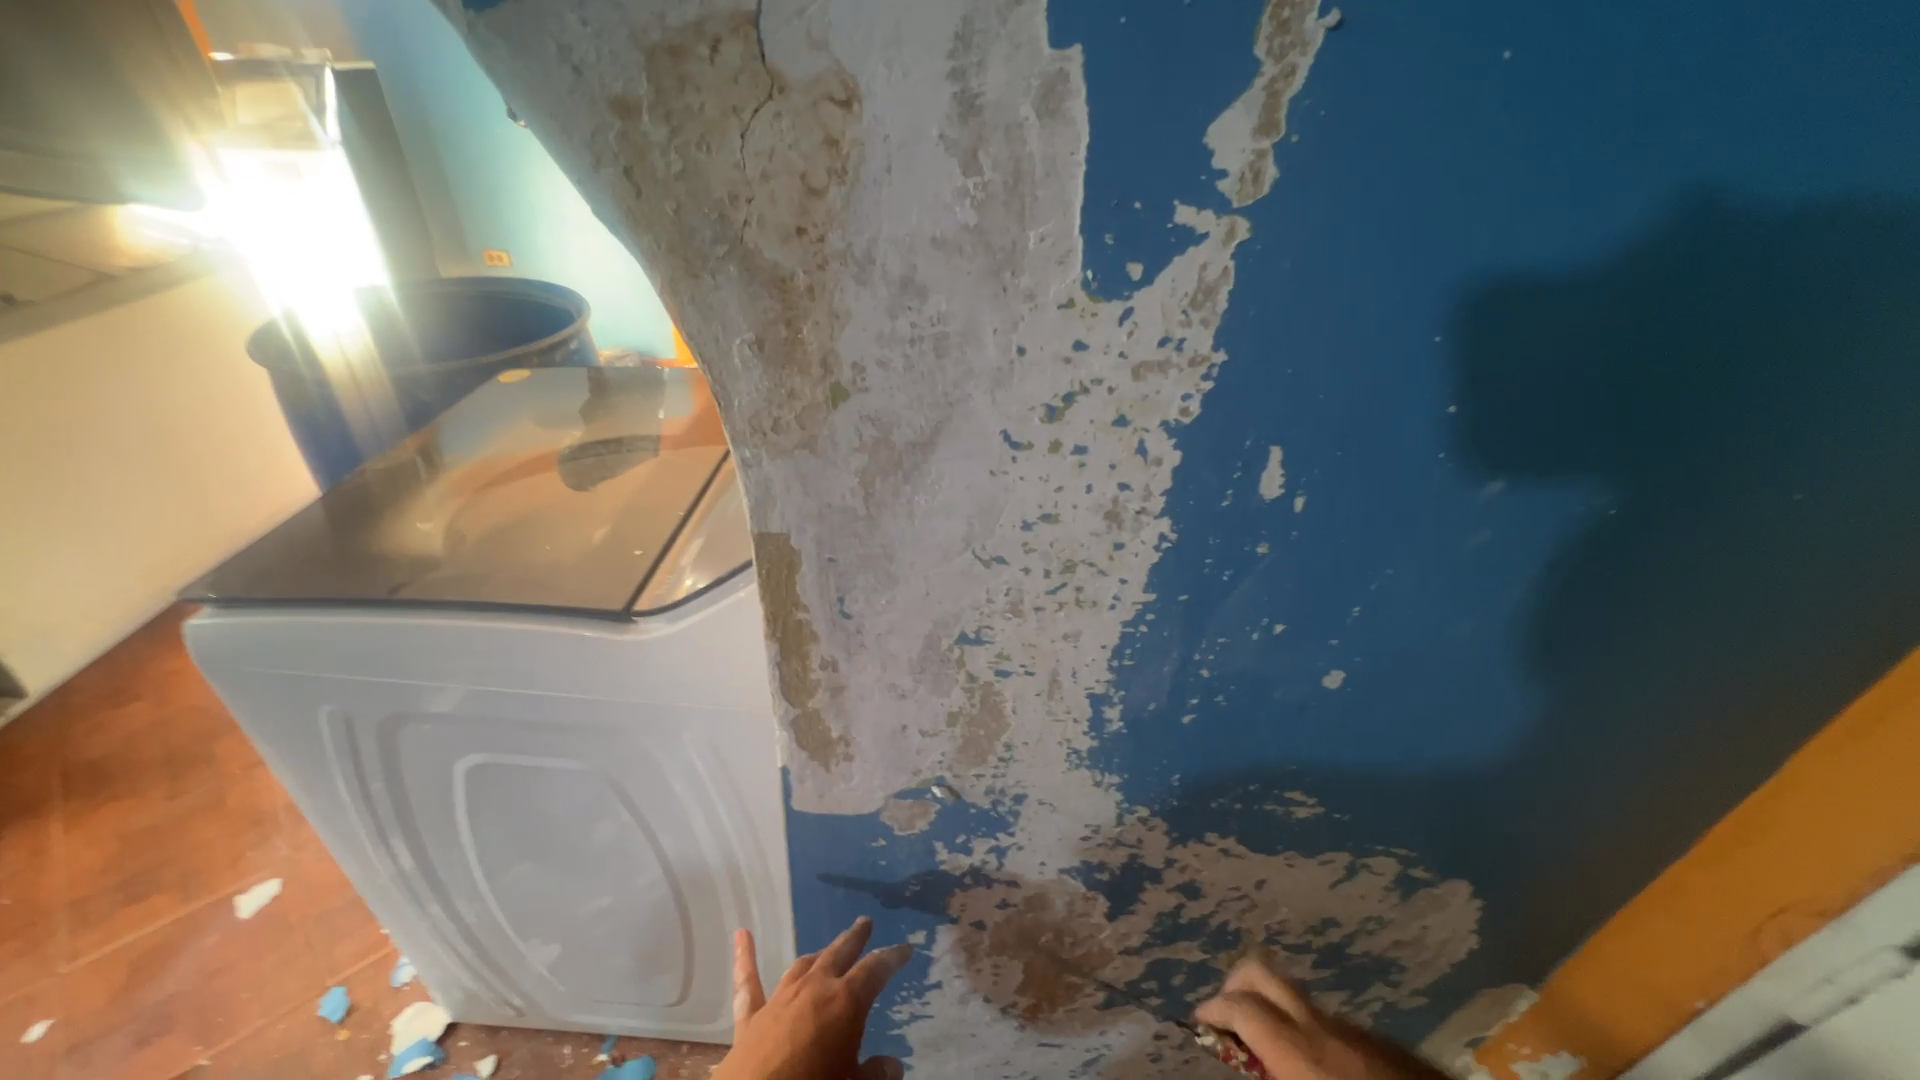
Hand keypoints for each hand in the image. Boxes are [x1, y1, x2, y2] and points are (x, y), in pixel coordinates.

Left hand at [716, 917, 913, 1079]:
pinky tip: (742, 934)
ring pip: (804, 964)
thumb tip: (893, 1066)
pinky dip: (745, 956)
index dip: (893, 957)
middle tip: (865, 922)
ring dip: (818, 953)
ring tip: (827, 947)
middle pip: (840, 953)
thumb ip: (876, 1074)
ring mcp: (780, 998)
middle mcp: (815, 988)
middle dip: (855, 938)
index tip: (906, 948)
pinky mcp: (751, 1016)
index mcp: (846, 1001)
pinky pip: (748, 982)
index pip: (876, 969)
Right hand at [1193, 958, 1449, 1079]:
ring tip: (1270, 1046)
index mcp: (1298, 1049)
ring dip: (1275, 1008)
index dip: (1212, 1008)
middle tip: (1225, 1014)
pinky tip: (1319, 1064)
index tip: (1197, 1022)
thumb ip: (1271, 1074)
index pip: (1239, 1006)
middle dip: (1235, 984)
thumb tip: (1250, 1061)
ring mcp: (1357, 1027)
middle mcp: (1322, 1026)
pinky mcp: (1385, 1041)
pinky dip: (1309, 1029)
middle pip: (1263, 973)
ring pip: (1299, 997)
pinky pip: (1331, 1020)